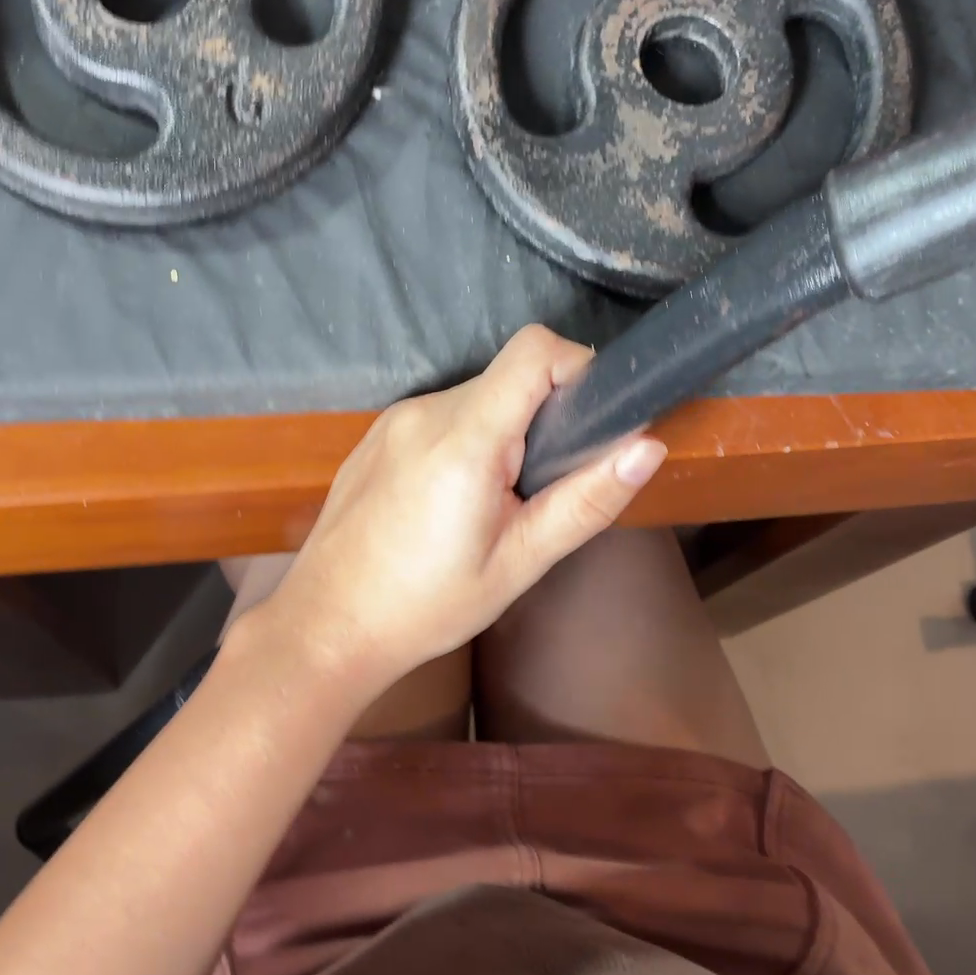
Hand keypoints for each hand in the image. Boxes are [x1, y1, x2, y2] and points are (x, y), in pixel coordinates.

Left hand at [243, 325, 666, 693]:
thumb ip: (585, 501)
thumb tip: (648, 446)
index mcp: (463, 438)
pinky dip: (465, 444)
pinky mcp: (376, 435)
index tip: (590, 426)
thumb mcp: (518, 563)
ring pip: (476, 400)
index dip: (576, 370)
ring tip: (490, 509)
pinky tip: (449, 505)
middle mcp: (423, 412)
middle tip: (536, 494)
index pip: (534, 349)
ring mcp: (393, 420)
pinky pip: (440, 419)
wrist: (327, 625)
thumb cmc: (426, 605)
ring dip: (502, 438)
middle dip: (541, 422)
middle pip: (508, 379)